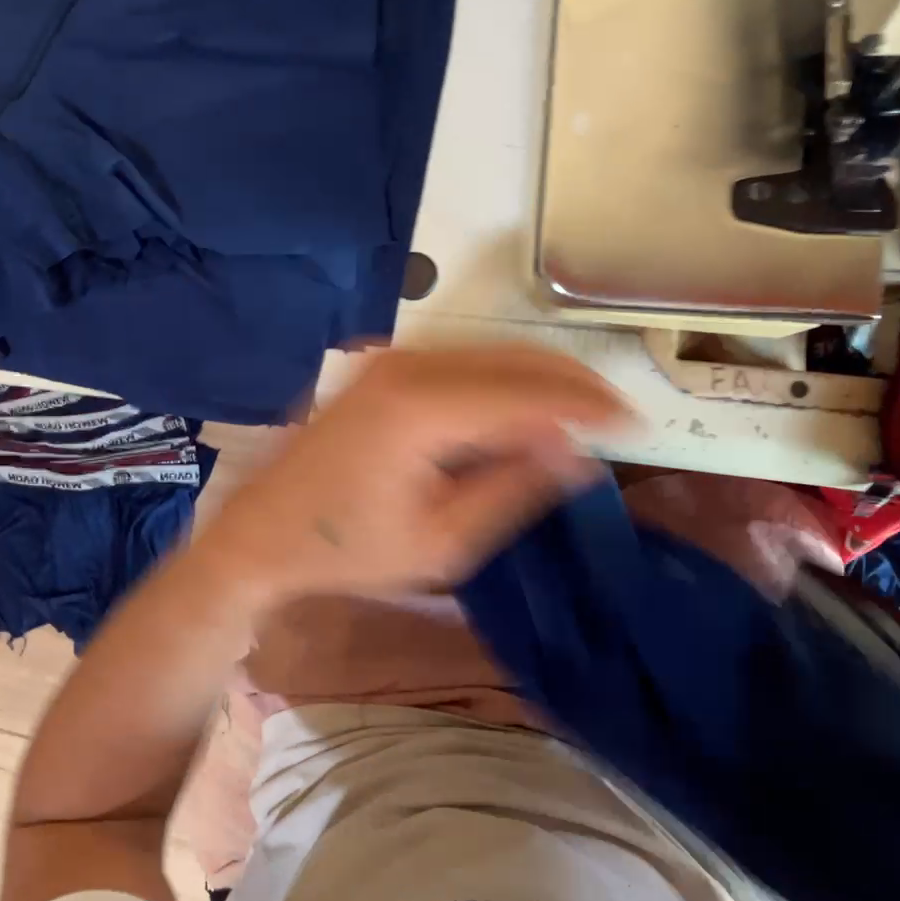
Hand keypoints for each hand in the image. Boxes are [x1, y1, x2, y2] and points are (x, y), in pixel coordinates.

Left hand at [181, 344, 635, 601]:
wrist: (263, 532)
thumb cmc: (349, 549)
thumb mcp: (442, 540)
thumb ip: (513, 487)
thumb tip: (576, 453)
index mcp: (425, 406)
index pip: (531, 390)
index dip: (590, 404)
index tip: (637, 424)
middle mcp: (410, 365)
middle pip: (516, 357)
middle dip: (573, 383)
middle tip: (616, 418)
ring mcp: (390, 359)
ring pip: (491, 351)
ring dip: (540, 378)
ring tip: (579, 416)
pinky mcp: (380, 367)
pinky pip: (460, 358)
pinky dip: (501, 378)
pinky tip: (521, 408)